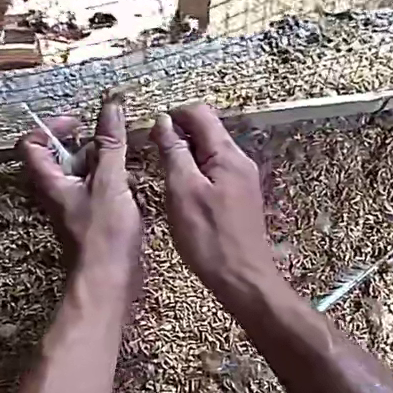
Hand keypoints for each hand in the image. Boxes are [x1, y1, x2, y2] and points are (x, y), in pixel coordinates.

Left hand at [19, 99, 143, 305]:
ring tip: (127, 170)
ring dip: (107, 166)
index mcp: (51, 182)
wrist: (109, 282)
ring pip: (86, 174)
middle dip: (91, 145)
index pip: (32, 144)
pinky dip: (115, 185)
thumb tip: (111, 106)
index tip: (79, 122)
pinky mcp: (92, 220)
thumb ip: (110, 144)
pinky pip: (100, 192)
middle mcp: (58, 193)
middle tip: (113, 144)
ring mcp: (75, 207)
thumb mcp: (109, 182)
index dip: (52, 127)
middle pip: (65, 156)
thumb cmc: (104, 237)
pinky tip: (133, 192)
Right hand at [152, 103, 279, 306]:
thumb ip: (173, 153)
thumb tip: (163, 122)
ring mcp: (242, 181)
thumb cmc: (210, 239)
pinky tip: (181, 195)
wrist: (242, 279)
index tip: (149, 133)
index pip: (199, 114)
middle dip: (177, 136)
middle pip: (206, 132)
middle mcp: (240, 162)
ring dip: (185, 157)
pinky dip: (195, 175)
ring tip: (163, 176)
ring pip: (209, 155)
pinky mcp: (239, 200)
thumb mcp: (183, 191)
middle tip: (151, 156)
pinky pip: (214, 174)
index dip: (172, 116)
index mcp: (228, 155)